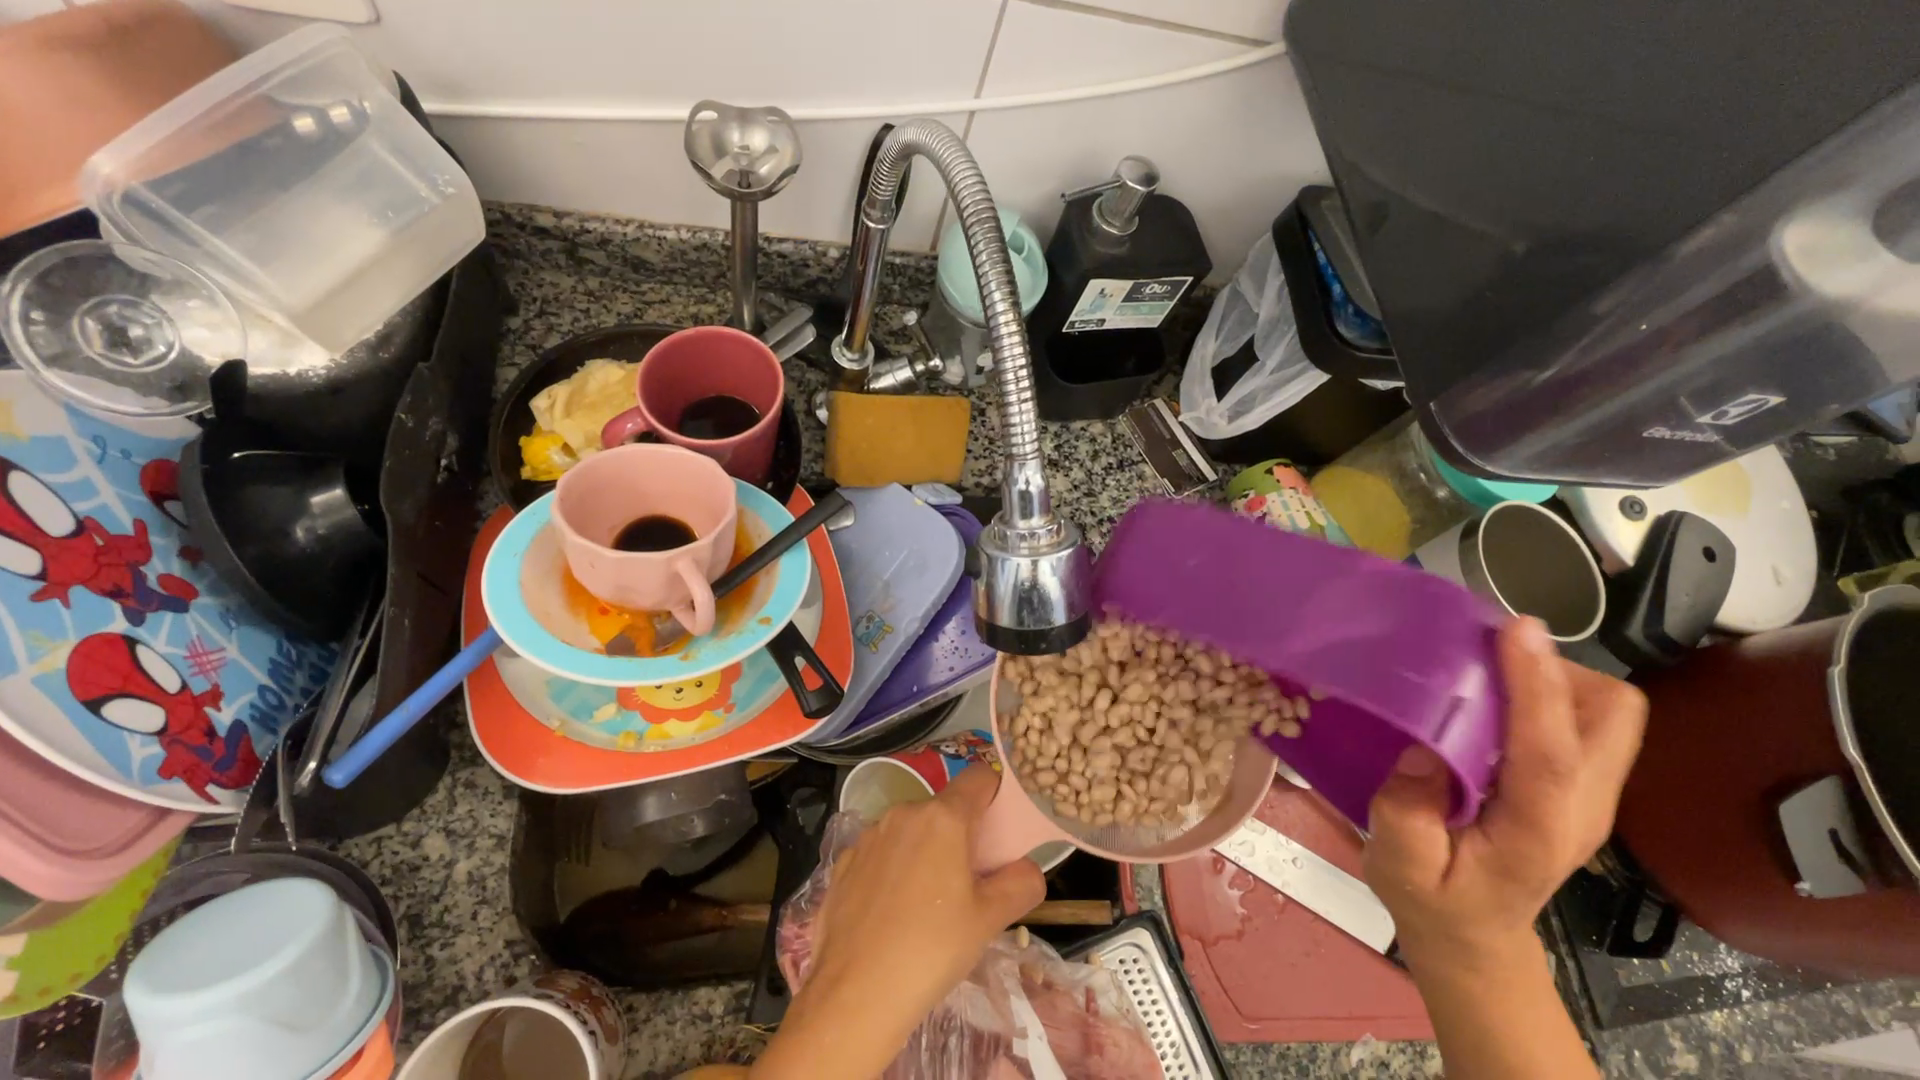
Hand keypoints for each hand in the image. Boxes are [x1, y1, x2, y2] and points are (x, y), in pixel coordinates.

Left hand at [758, 766, 1044, 1078]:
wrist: (856, 992)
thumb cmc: (932, 949)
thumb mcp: (991, 919)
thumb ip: (1021, 883)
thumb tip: (1026, 868)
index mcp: (943, 818)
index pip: (979, 778)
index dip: (996, 795)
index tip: (1002, 829)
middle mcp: (902, 815)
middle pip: (944, 809)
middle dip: (962, 834)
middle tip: (972, 880)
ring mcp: (867, 838)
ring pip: (910, 831)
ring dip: (926, 852)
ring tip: (930, 903)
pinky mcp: (842, 864)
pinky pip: (881, 854)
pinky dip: (894, 871)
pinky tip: (894, 914)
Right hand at [1363, 617, 1646, 970]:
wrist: (1475, 936)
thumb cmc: (1434, 902)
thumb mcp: (1399, 868)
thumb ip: (1406, 813)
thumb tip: (1422, 747)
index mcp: (1538, 832)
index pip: (1552, 751)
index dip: (1536, 687)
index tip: (1515, 630)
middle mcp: (1583, 808)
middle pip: (1613, 716)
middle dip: (1558, 673)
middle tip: (1489, 661)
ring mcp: (1592, 796)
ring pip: (1607, 710)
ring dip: (1553, 678)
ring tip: (1488, 675)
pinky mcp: (1581, 784)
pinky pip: (1584, 718)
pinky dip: (1547, 692)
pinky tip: (1494, 698)